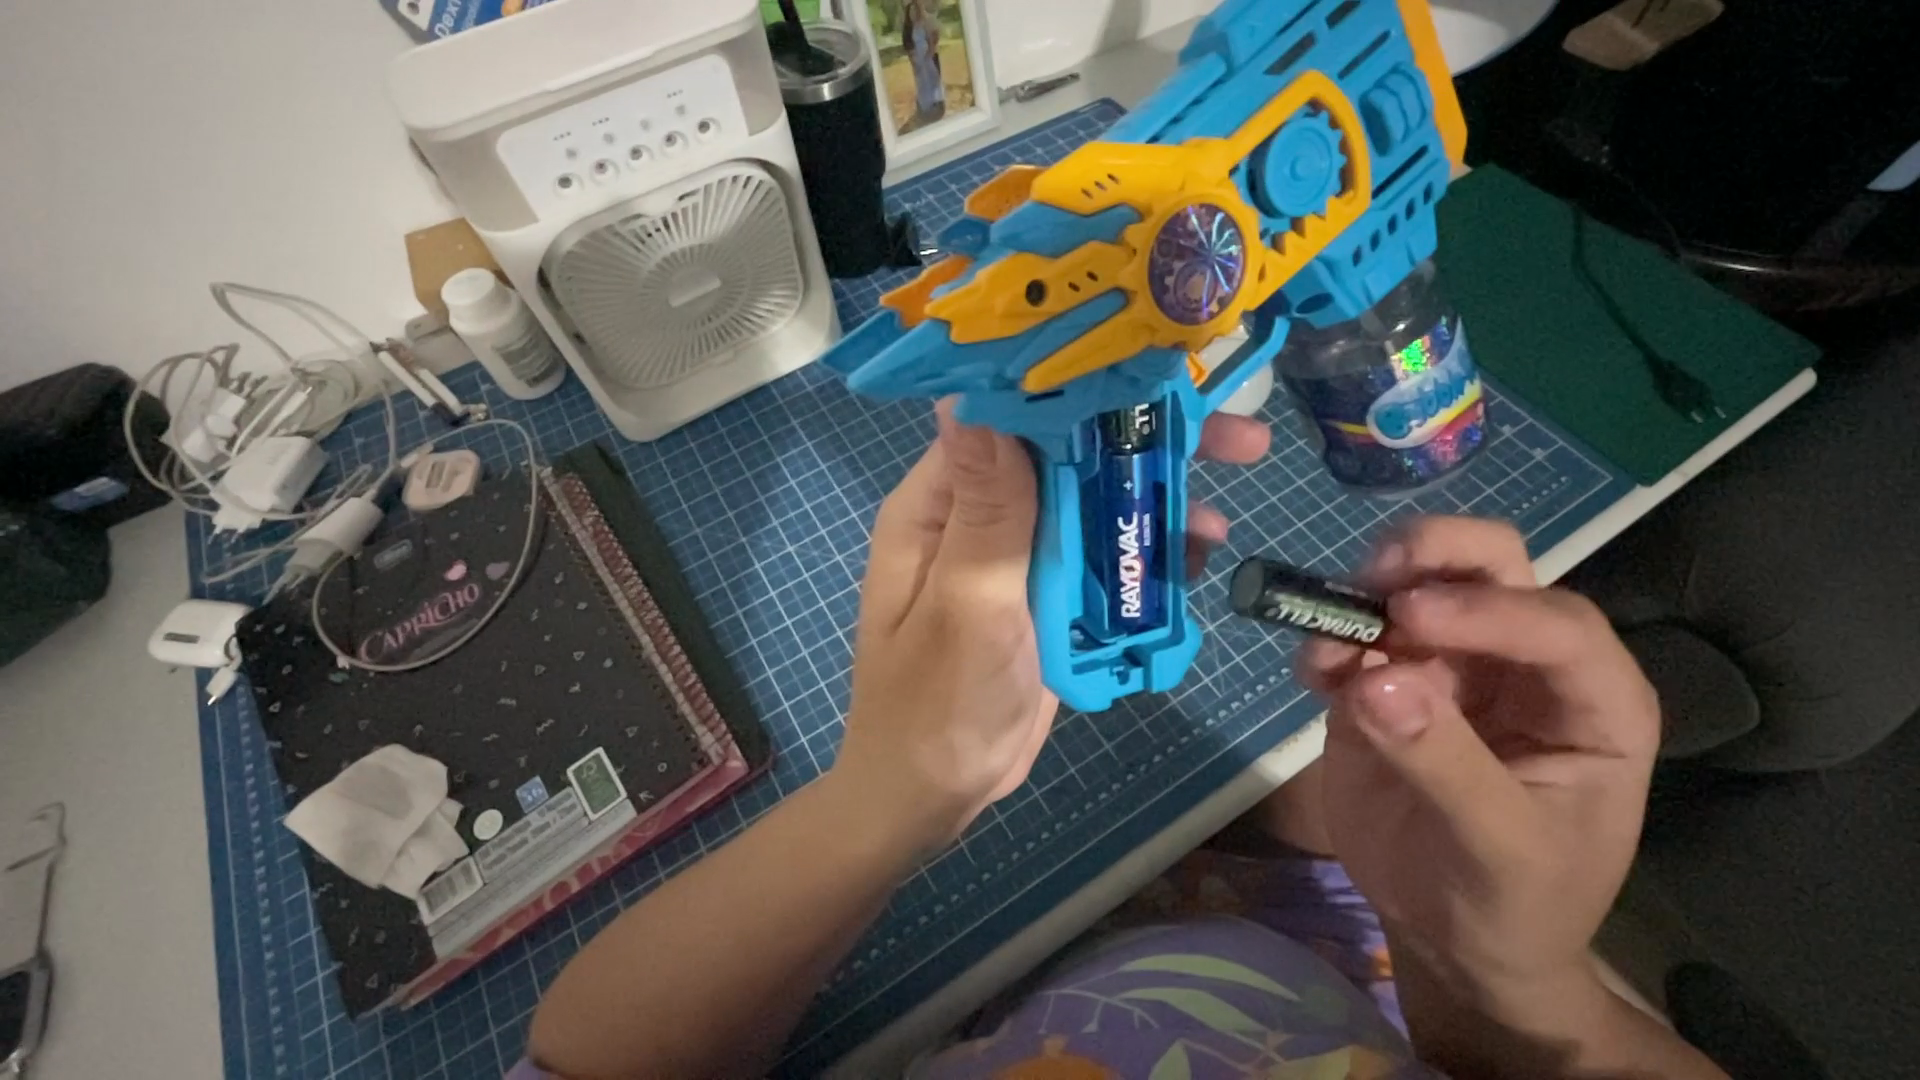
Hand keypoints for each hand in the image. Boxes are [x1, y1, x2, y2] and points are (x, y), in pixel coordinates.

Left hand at [837, 407, 1269, 851]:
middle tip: (1237, 442)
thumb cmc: (937, 705)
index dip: (1086, 395)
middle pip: (1066, 456)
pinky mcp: (1043, 594)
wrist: (933, 795)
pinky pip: (1098, 556)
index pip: (1011, 420)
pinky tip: (1193, 562)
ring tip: (1220, 520)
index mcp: (940, 504)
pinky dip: (1142, 555)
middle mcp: (976, 516)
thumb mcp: (966, 602)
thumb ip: (986, 506)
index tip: (1164, 385)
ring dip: (1154, 505)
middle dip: (1145, 448)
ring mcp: (1014, 556)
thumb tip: (967, 394)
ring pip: (1091, 505)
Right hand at [1300, 517, 1660, 1015]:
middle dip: (1432, 554)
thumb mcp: (1500, 850)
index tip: (1407, 617)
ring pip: (1410, 586)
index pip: (1556, 623)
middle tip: (1375, 575)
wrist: (1448, 934)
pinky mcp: (1381, 682)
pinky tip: (1312, 675)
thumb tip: (1374, 680)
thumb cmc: (1512, 901)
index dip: (1488, 609)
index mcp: (1589, 700)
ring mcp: (1444, 667)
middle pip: (1488, 566)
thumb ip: (1447, 764)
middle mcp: (1518, 664)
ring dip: (1365, 592)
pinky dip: (1325, 640)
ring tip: (1327, 631)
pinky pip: (1351, 638)